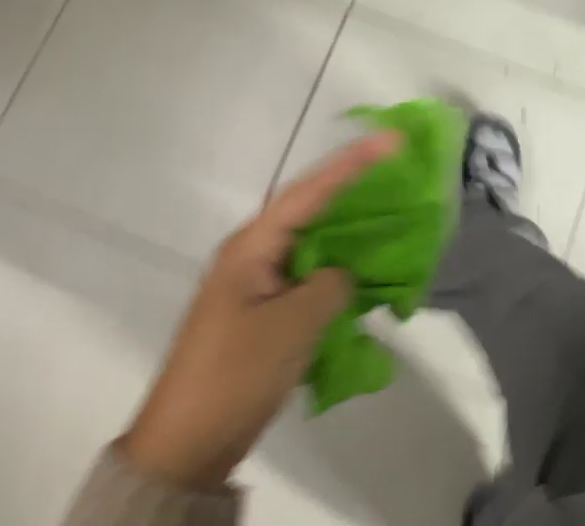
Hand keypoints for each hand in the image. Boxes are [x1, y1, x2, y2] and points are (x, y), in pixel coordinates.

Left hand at [118, 132, 401, 491]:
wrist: (186, 443)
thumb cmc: (237, 372)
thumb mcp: (294, 325)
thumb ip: (330, 286)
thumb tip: (342, 275)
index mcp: (252, 246)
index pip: (310, 192)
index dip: (352, 164)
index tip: (391, 140)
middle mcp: (251, 255)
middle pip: (310, 210)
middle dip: (353, 191)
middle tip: (398, 174)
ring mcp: (254, 285)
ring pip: (311, 246)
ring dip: (348, 235)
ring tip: (391, 218)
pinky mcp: (260, 314)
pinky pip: (306, 279)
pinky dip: (336, 275)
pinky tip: (365, 277)